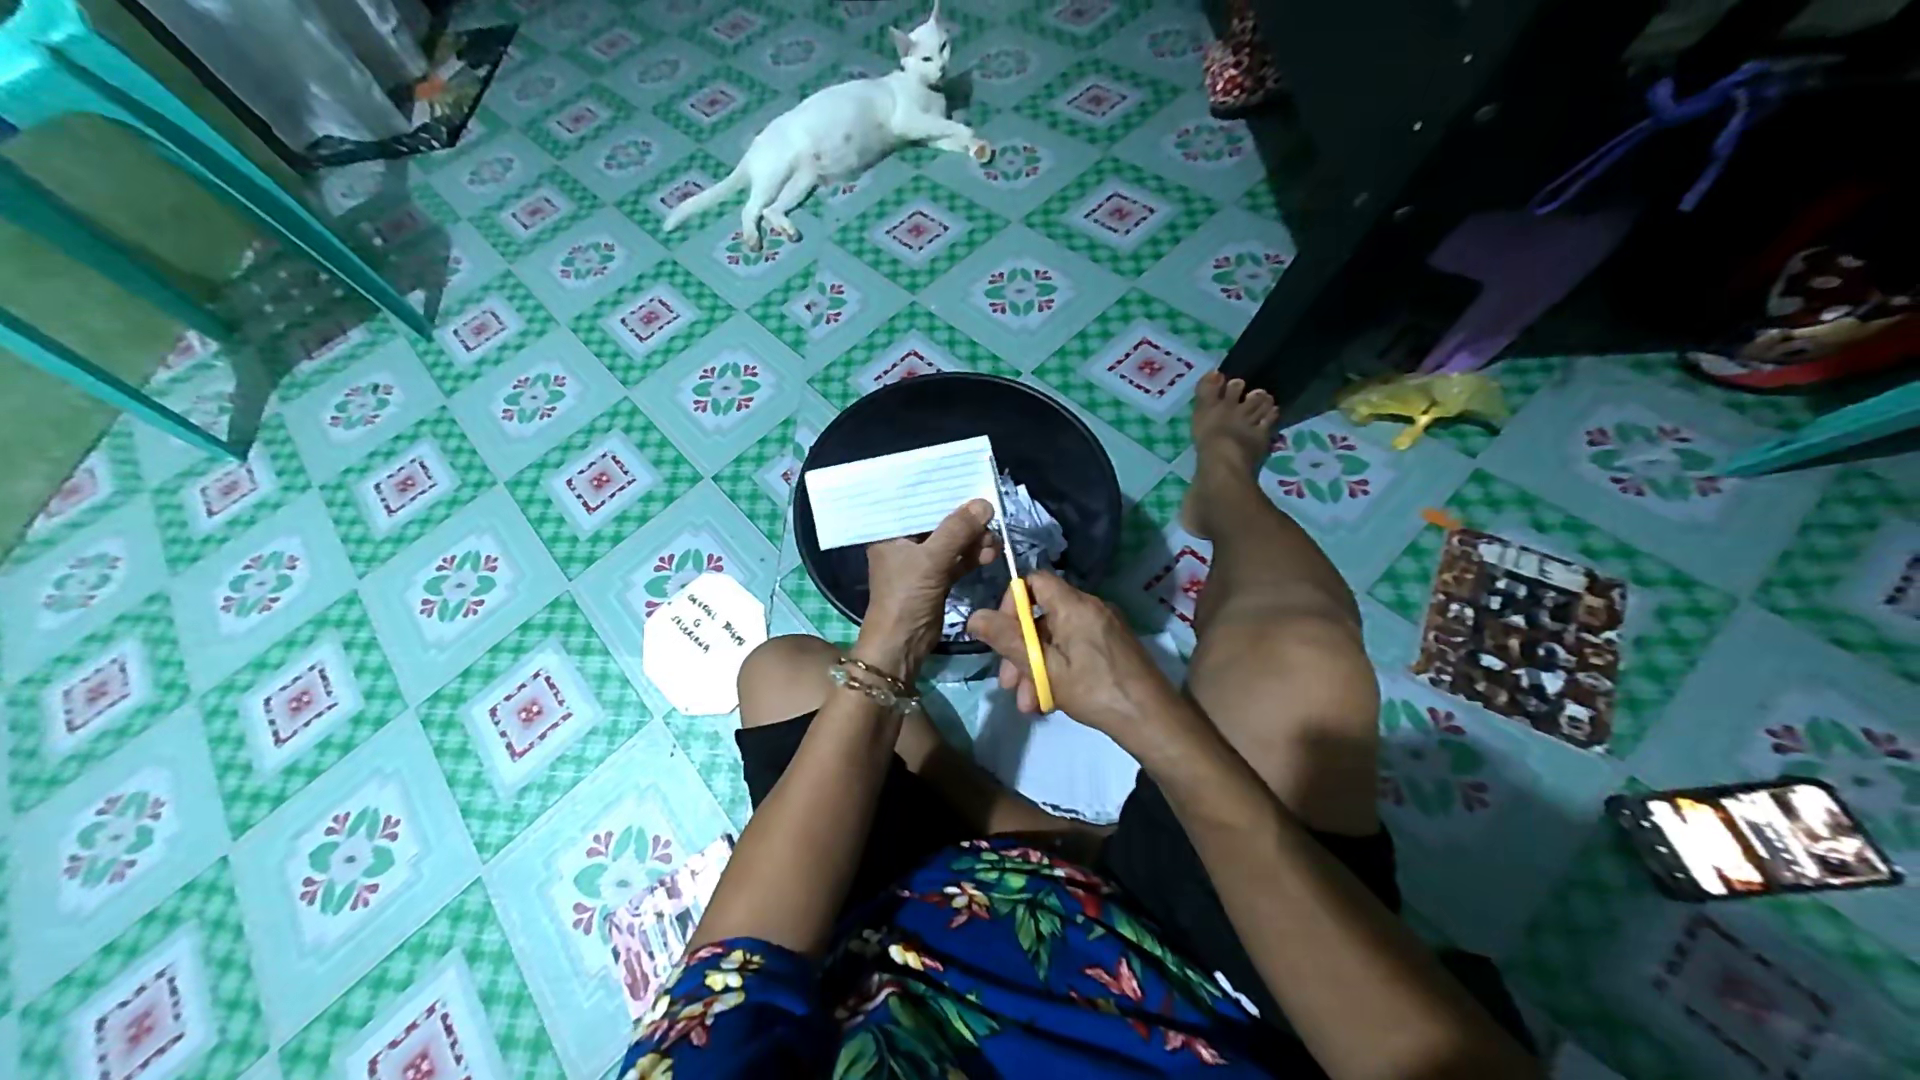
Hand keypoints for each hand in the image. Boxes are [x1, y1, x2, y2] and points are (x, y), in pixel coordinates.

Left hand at [854, 499, 998, 681]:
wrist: (902, 644)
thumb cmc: (905, 596)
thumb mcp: (931, 559)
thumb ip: (957, 530)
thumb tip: (984, 504)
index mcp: (890, 532)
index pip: (916, 503)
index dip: (943, 493)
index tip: (970, 483)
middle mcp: (903, 542)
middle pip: (938, 521)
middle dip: (966, 520)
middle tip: (990, 518)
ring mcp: (920, 561)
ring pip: (952, 541)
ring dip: (974, 539)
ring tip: (994, 541)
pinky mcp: (936, 578)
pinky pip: (958, 559)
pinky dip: (973, 556)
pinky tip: (992, 553)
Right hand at [966, 572, 1183, 741]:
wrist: (1152, 719)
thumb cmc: (1095, 691)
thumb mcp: (1044, 668)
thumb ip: (1008, 640)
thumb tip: (974, 617)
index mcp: (1074, 605)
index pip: (1034, 580)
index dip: (1011, 602)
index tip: (1001, 634)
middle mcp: (1090, 607)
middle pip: (1042, 615)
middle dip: (1020, 648)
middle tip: (1009, 683)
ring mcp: (1104, 626)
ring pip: (1056, 636)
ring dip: (1036, 666)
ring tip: (1028, 702)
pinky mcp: (1111, 645)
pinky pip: (1074, 646)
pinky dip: (1057, 667)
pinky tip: (1049, 700)